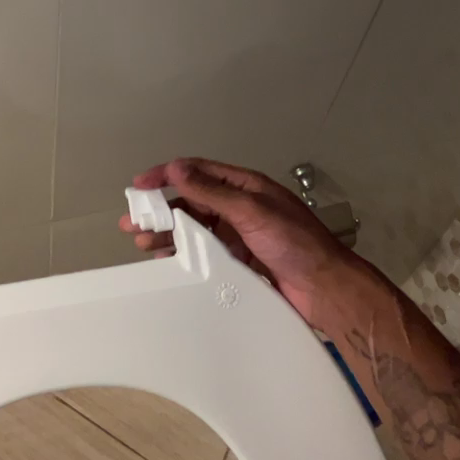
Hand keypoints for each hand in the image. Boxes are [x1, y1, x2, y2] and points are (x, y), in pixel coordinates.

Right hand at [121, 157, 369, 327]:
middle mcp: (239, 206)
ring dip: (169, 233)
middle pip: (192, 201)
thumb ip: (211, 191)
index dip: (166, 175)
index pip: (198, 172)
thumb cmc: (292, 243)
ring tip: (142, 244)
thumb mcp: (251, 211)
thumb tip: (176, 168)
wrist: (326, 290)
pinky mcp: (239, 261)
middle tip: (132, 222)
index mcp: (245, 186)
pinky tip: (166, 260)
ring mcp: (239, 235)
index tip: (139, 186)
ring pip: (195, 229)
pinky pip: (204, 252)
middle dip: (161, 210)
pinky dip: (183, 253)